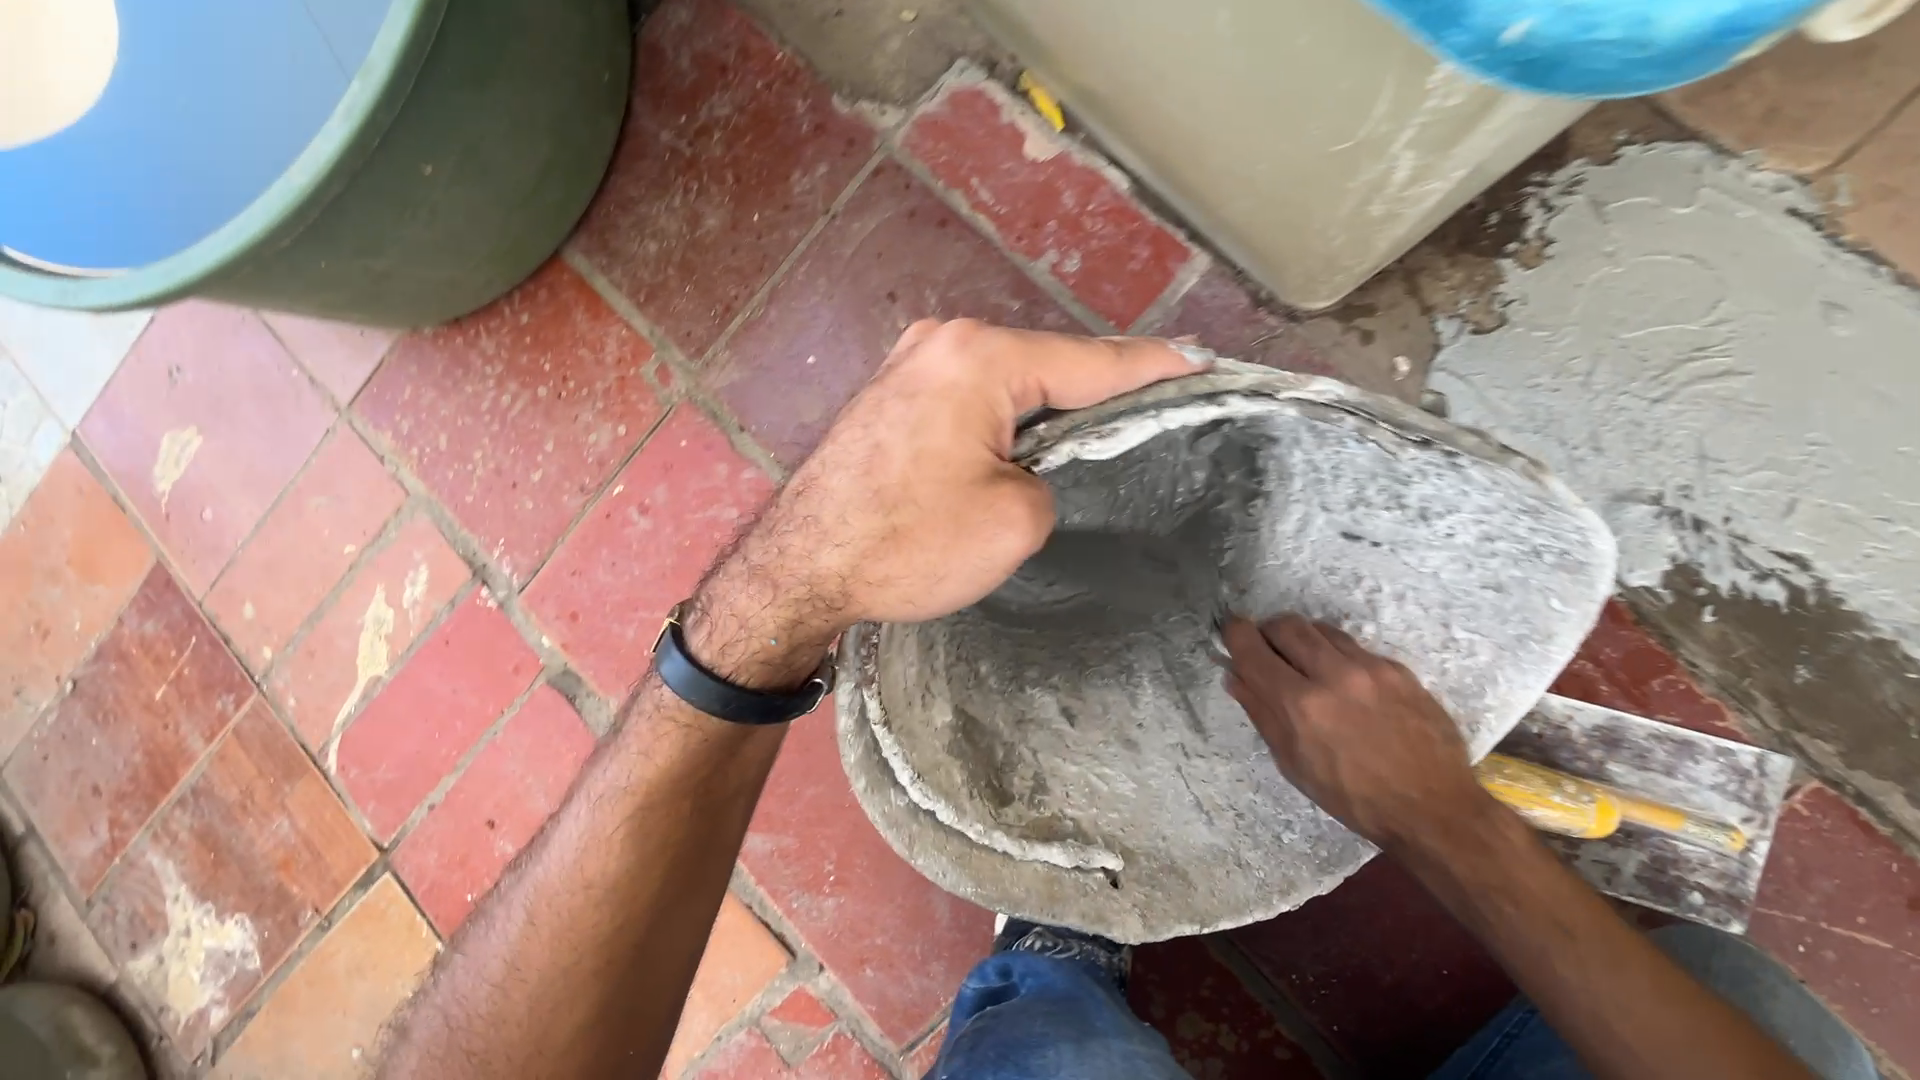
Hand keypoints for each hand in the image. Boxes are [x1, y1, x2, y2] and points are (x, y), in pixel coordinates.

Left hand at [685, 319, 1206, 686]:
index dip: (1155, 368)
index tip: (1203, 365)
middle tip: (1160, 403)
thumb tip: (1027, 468)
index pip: (1093, 361)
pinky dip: (1007, 416)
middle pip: (1049, 364)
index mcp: (981, 358)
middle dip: (1100, 389)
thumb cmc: (905, 545)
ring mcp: (911, 364)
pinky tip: (1027, 439)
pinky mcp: (893, 396)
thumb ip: (1050, 479)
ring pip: (1009, 381)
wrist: (797, 568)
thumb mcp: (1014, 521)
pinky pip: (972, 397)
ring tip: (1100, 427)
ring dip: (1049, 406)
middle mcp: (944, 342)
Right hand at [1223, 615, 1492, 850]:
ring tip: (1308, 666)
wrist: (1432, 807)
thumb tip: (1235, 676)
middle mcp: (1333, 675)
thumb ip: (1262, 713)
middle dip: (1268, 632)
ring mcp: (1370, 668)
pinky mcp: (1398, 669)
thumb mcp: (1293, 763)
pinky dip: (1338, 656)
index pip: (1252, 647)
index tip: (1232, 633)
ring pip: (1321, 628)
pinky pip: (1355, 647)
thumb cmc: (1352, 796)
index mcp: (1300, 704)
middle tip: (1269, 652)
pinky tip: (1346, 684)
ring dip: (1304, 640)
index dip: (1235, 633)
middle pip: (1286, 624)